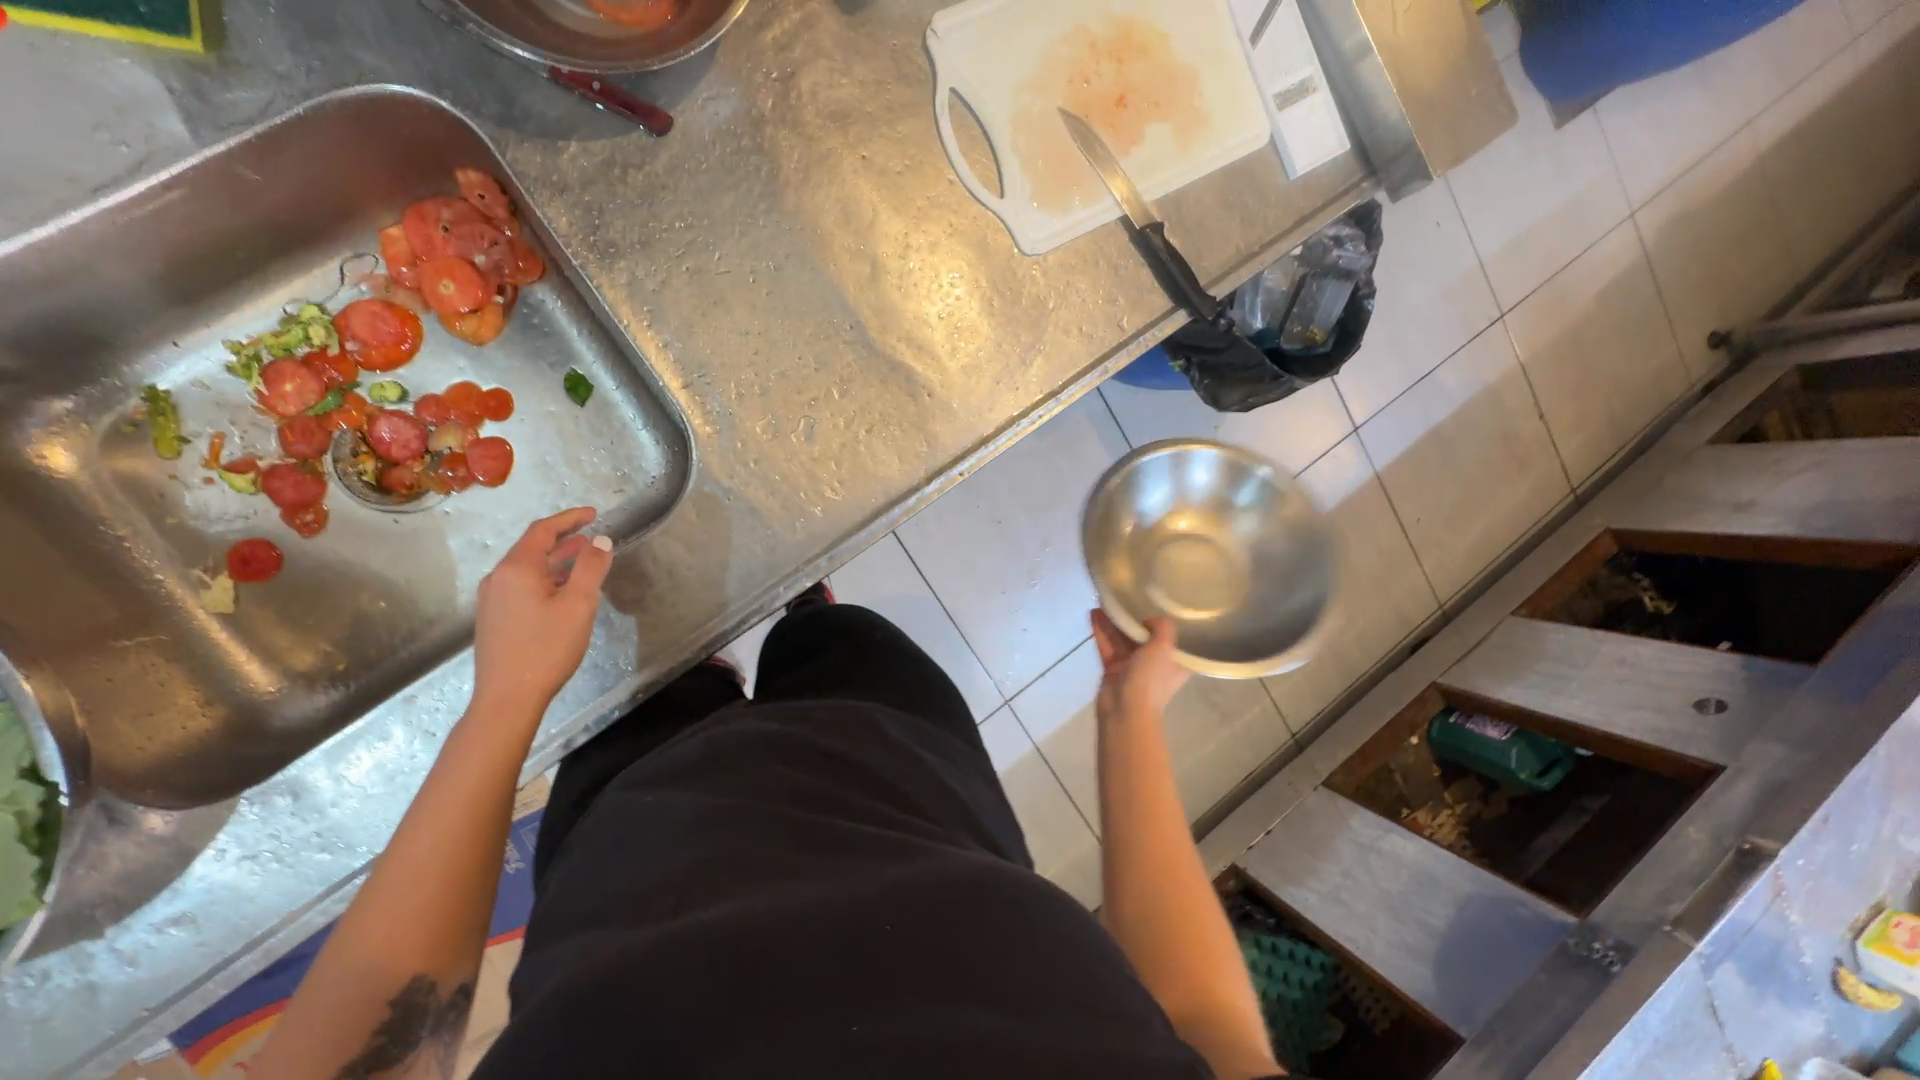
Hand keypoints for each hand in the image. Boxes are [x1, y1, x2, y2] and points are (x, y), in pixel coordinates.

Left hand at [471, 507, 614, 719]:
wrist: (507, 697)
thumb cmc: (546, 648)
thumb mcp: (578, 605)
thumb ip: (590, 568)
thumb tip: (601, 541)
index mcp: (517, 568)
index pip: (542, 530)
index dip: (569, 519)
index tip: (594, 515)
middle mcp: (498, 577)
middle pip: (531, 547)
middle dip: (563, 539)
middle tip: (591, 535)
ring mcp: (492, 599)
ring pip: (526, 568)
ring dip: (554, 560)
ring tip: (581, 560)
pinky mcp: (493, 618)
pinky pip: (521, 585)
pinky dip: (544, 578)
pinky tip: (560, 592)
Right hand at [1090, 609, 1188, 723]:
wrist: (1125, 709)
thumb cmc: (1151, 678)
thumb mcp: (1165, 647)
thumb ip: (1163, 627)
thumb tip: (1152, 619)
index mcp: (1176, 660)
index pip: (1176, 637)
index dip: (1168, 620)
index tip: (1161, 601)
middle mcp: (1157, 662)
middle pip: (1146, 634)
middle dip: (1134, 617)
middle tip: (1126, 596)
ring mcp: (1133, 665)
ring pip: (1124, 638)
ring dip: (1114, 621)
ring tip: (1105, 600)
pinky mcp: (1114, 668)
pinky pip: (1108, 645)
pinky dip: (1102, 631)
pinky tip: (1094, 613)